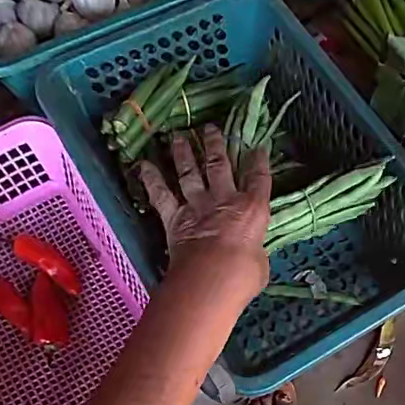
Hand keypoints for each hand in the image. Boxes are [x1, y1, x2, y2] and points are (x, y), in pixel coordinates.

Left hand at [135, 125, 270, 294]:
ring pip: (189, 172)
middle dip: (215, 144)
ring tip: (178, 137)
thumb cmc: (243, 274)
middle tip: (209, 128)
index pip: (259, 178)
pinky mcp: (174, 218)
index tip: (258, 147)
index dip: (259, 161)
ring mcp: (197, 206)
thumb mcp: (261, 263)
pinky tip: (143, 165)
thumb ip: (255, 252)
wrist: (211, 277)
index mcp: (252, 208)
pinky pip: (161, 194)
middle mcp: (224, 199)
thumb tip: (252, 255)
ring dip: (183, 153)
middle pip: (219, 165)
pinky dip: (151, 179)